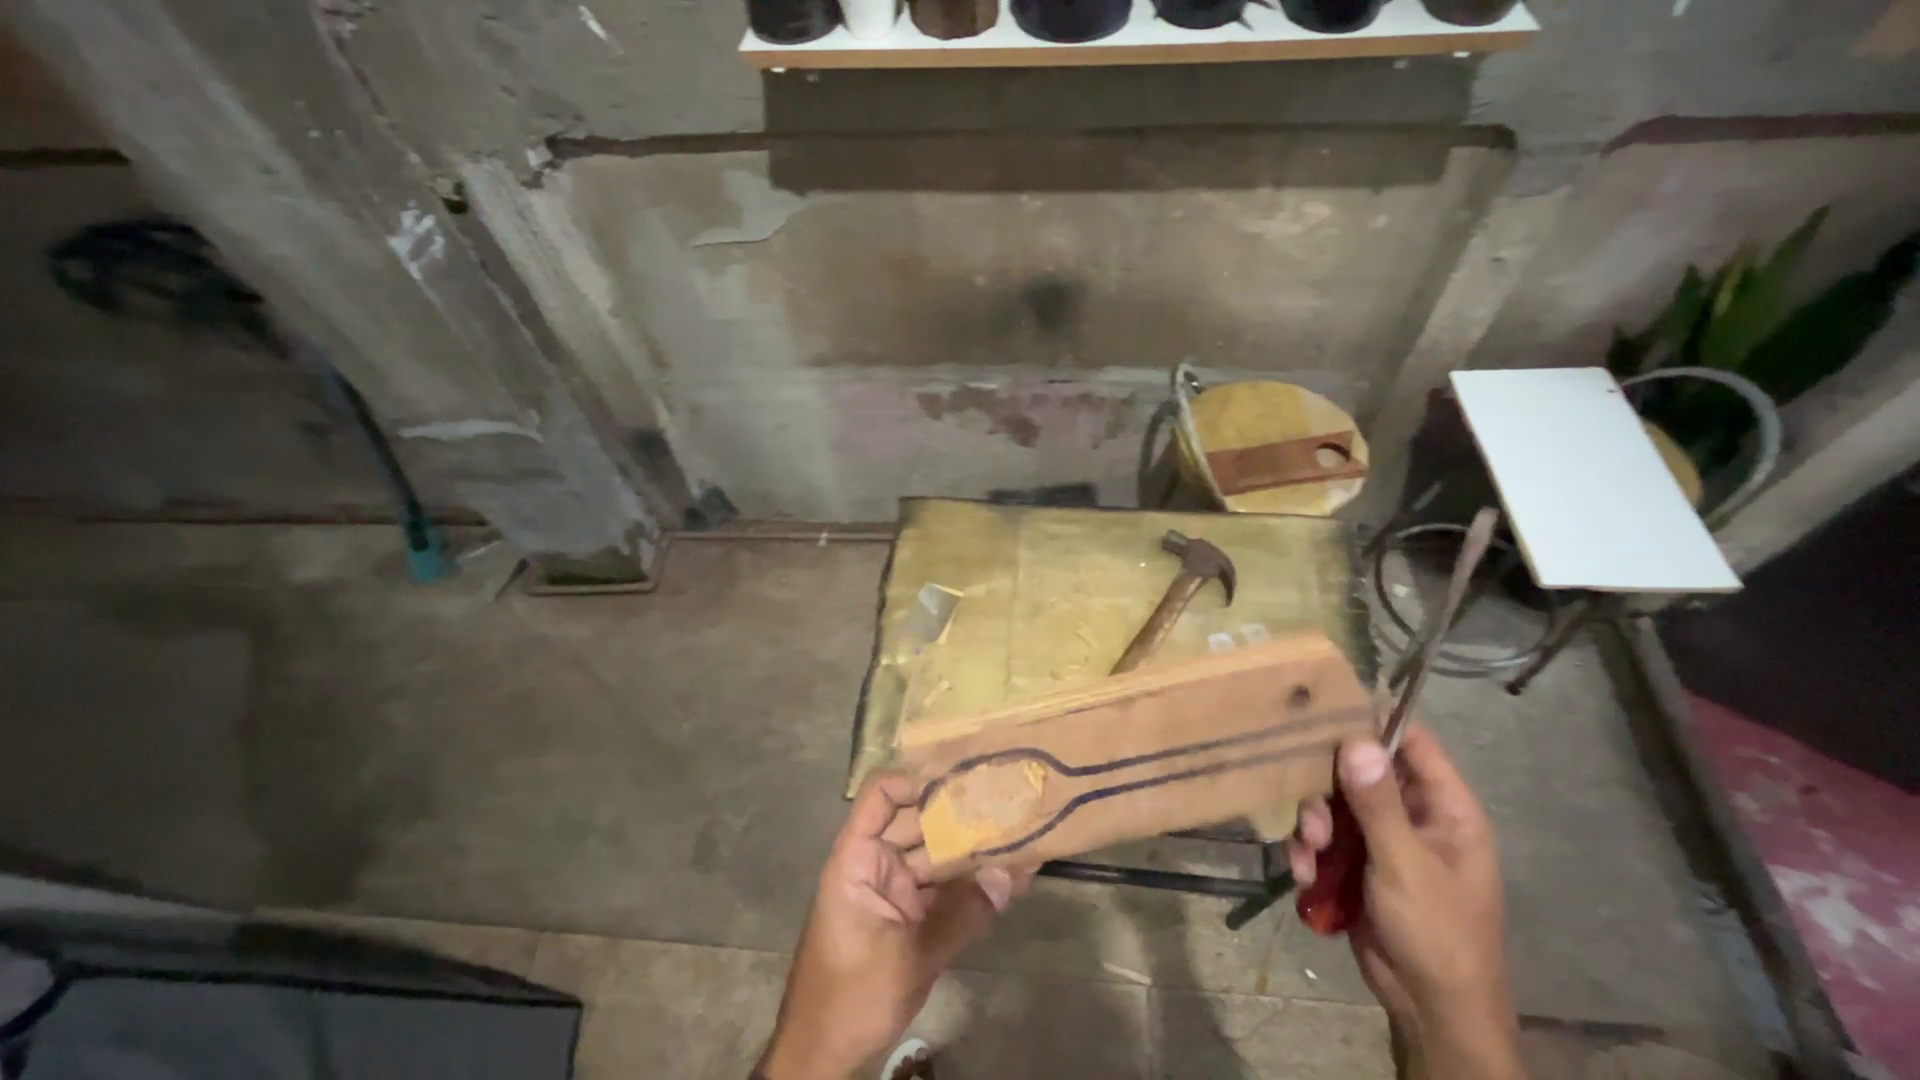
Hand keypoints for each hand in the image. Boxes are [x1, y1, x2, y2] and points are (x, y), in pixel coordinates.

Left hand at [759, 773, 1034, 1079]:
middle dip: (961, 813)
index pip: (881, 796)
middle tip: (1010, 799)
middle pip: (919, 822)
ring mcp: (897, 892)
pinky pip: (947, 892)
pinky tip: (1015, 876)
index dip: (917, 780)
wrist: (825, 1052)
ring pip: (939, 857)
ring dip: (976, 850)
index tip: (966, 776)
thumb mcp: (909, 957)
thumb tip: (1011, 874)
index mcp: (857, 860)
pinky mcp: (914, 920)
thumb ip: (961, 914)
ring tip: (1025, 832)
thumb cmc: (852, 994)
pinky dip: (976, 886)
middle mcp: (877, 866)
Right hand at [1286, 727, 1522, 1079]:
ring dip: (1313, 826)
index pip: (1411, 742)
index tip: (1323, 709)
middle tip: (1312, 820)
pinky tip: (1305, 876)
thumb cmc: (1436, 931)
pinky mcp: (1358, 866)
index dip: (1372, 722)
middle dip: (1327, 791)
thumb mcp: (1405, 865)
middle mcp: (1414, 815)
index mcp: (1445, 807)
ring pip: (1334, 806)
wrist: (1430, 1007)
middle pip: (1359, 773)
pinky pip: (1325, 840)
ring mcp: (1384, 841)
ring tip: (1308, 855)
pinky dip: (1310, 853)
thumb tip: (1356, 740)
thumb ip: (1378, 803)